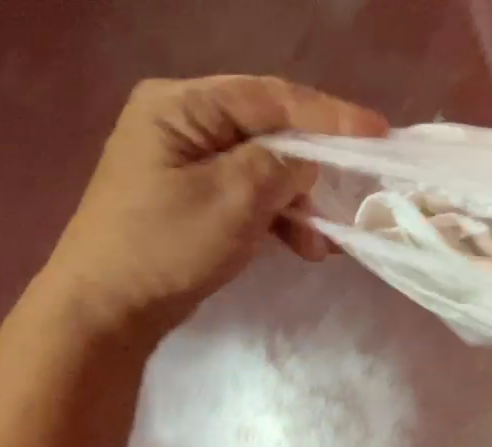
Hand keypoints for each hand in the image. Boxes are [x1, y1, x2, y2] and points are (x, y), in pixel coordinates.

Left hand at [40, 76, 386, 335]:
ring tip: (325, 241)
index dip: (330, 113)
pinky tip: (305, 246)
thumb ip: (279, 167)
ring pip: (267, 166)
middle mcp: (183, 120)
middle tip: (358, 186)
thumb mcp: (233, 200)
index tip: (380, 130)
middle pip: (270, 128)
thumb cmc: (166, 246)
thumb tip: (310, 159)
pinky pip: (253, 193)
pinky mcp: (197, 194)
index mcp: (181, 106)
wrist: (110, 304)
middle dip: (316, 165)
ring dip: (301, 202)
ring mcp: (188, 159)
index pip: (269, 96)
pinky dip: (283, 217)